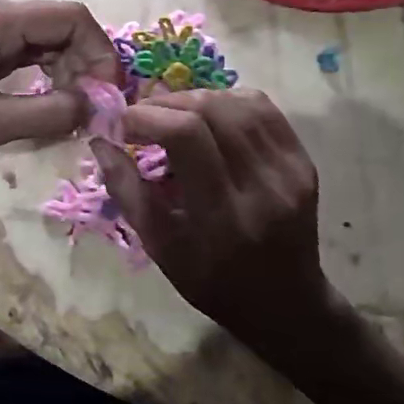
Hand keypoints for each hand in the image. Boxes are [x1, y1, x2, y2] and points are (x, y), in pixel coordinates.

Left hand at [0, 0, 119, 173]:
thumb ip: (48, 113)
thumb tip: (95, 107)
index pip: (70, 17)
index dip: (98, 52)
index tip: (107, 94)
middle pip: (60, 25)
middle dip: (85, 63)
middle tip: (93, 108)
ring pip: (46, 38)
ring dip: (67, 70)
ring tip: (74, 109)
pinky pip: (25, 51)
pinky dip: (46, 73)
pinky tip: (52, 101)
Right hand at [94, 90, 348, 341]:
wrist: (285, 304)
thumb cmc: (212, 281)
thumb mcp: (160, 246)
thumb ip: (127, 190)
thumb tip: (100, 141)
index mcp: (221, 215)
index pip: (186, 135)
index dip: (148, 116)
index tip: (124, 125)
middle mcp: (261, 186)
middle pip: (212, 110)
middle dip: (168, 103)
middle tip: (144, 117)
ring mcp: (289, 171)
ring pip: (239, 103)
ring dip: (197, 99)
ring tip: (174, 114)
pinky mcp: (303, 162)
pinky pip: (265, 110)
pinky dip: (229, 102)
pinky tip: (210, 117)